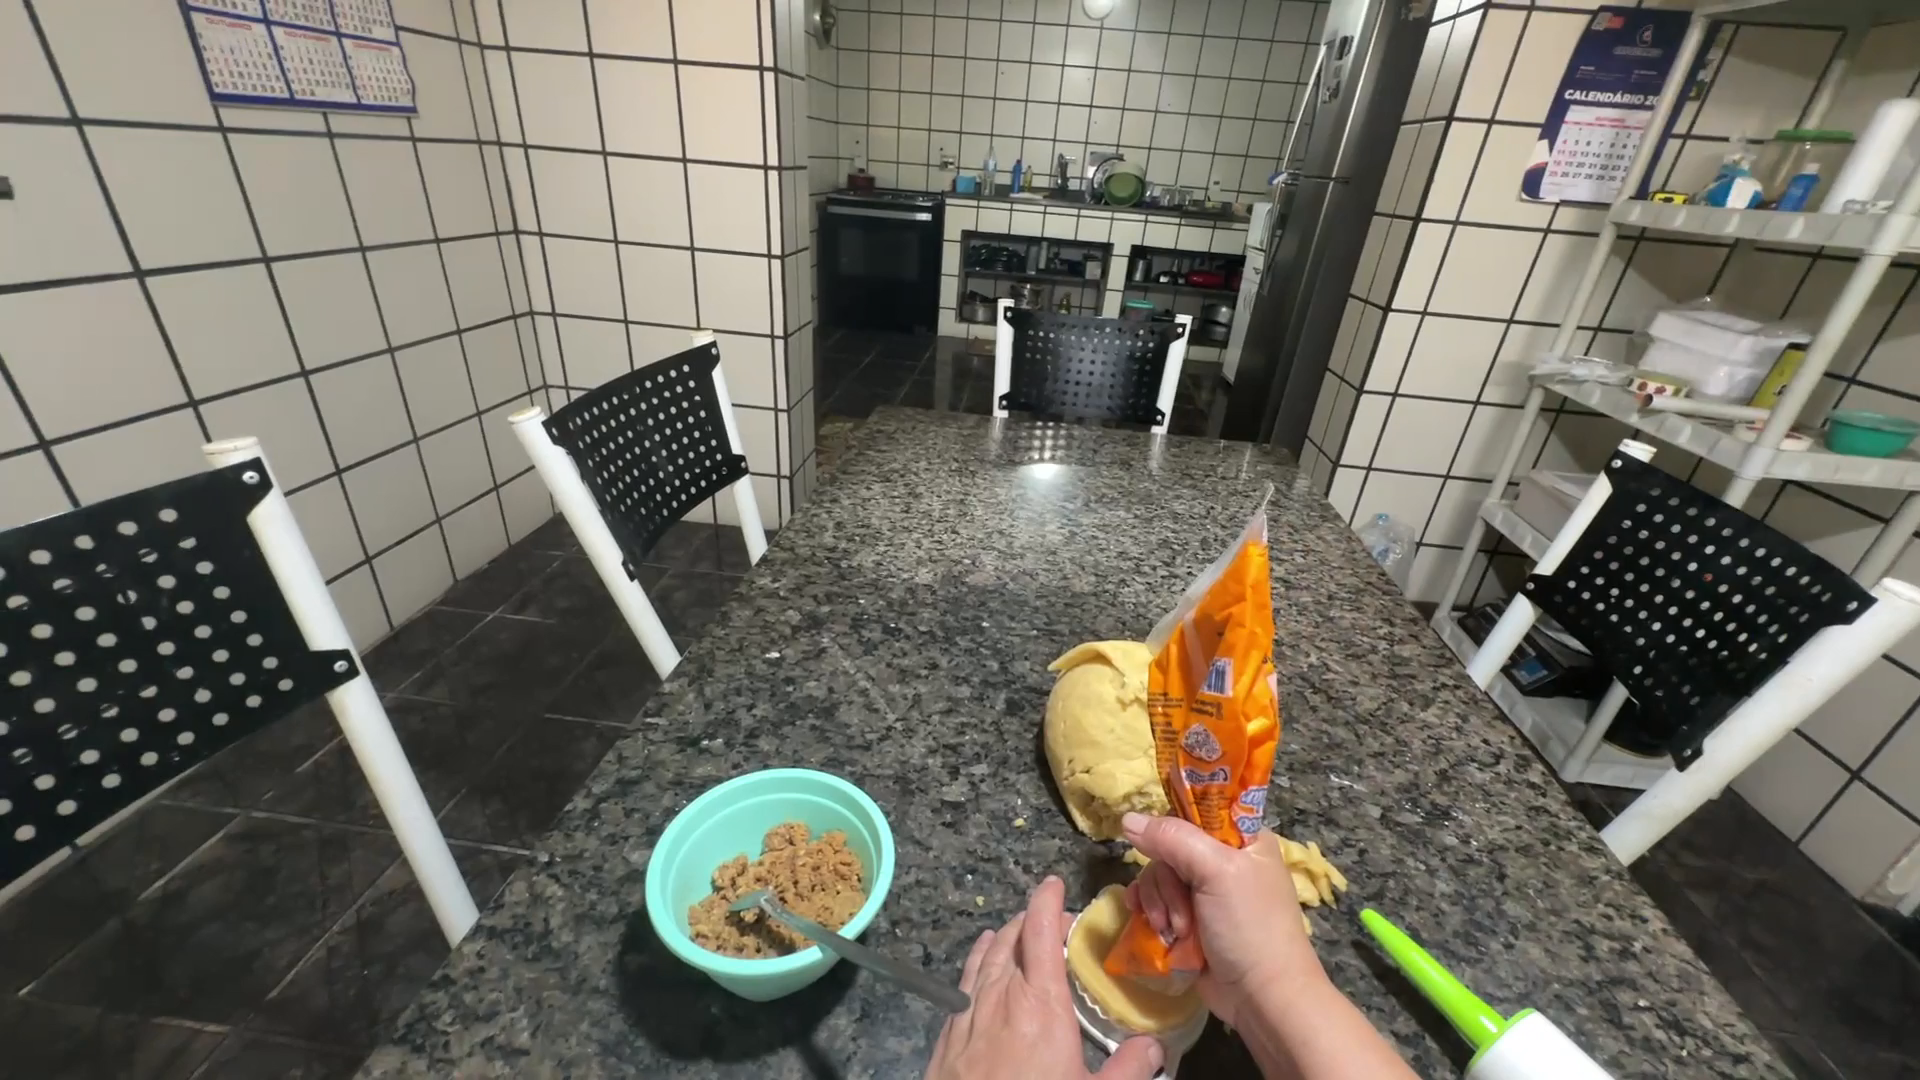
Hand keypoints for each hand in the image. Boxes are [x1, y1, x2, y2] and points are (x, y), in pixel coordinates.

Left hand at [926, 876, 1164, 1079]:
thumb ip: (1126, 1069)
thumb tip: (1154, 1047)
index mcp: (1040, 1001)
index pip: (1040, 930)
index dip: (1047, 899)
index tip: (1055, 883)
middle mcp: (1002, 993)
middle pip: (1013, 935)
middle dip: (1033, 919)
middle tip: (1054, 925)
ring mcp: (970, 1009)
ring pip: (988, 953)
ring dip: (1007, 935)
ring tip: (1020, 930)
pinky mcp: (949, 1029)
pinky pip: (966, 977)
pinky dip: (980, 956)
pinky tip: (983, 954)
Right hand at [1121, 813, 1322, 1028]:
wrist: (1263, 1002)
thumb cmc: (1250, 928)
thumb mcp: (1216, 872)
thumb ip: (1172, 838)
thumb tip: (1127, 819)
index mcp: (1240, 838)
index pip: (1196, 807)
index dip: (1174, 821)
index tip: (1162, 843)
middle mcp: (1222, 858)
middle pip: (1168, 844)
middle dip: (1165, 877)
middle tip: (1179, 907)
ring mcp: (1203, 890)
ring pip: (1157, 873)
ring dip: (1158, 901)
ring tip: (1172, 930)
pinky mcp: (1188, 919)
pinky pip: (1154, 899)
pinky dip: (1148, 910)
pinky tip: (1147, 922)